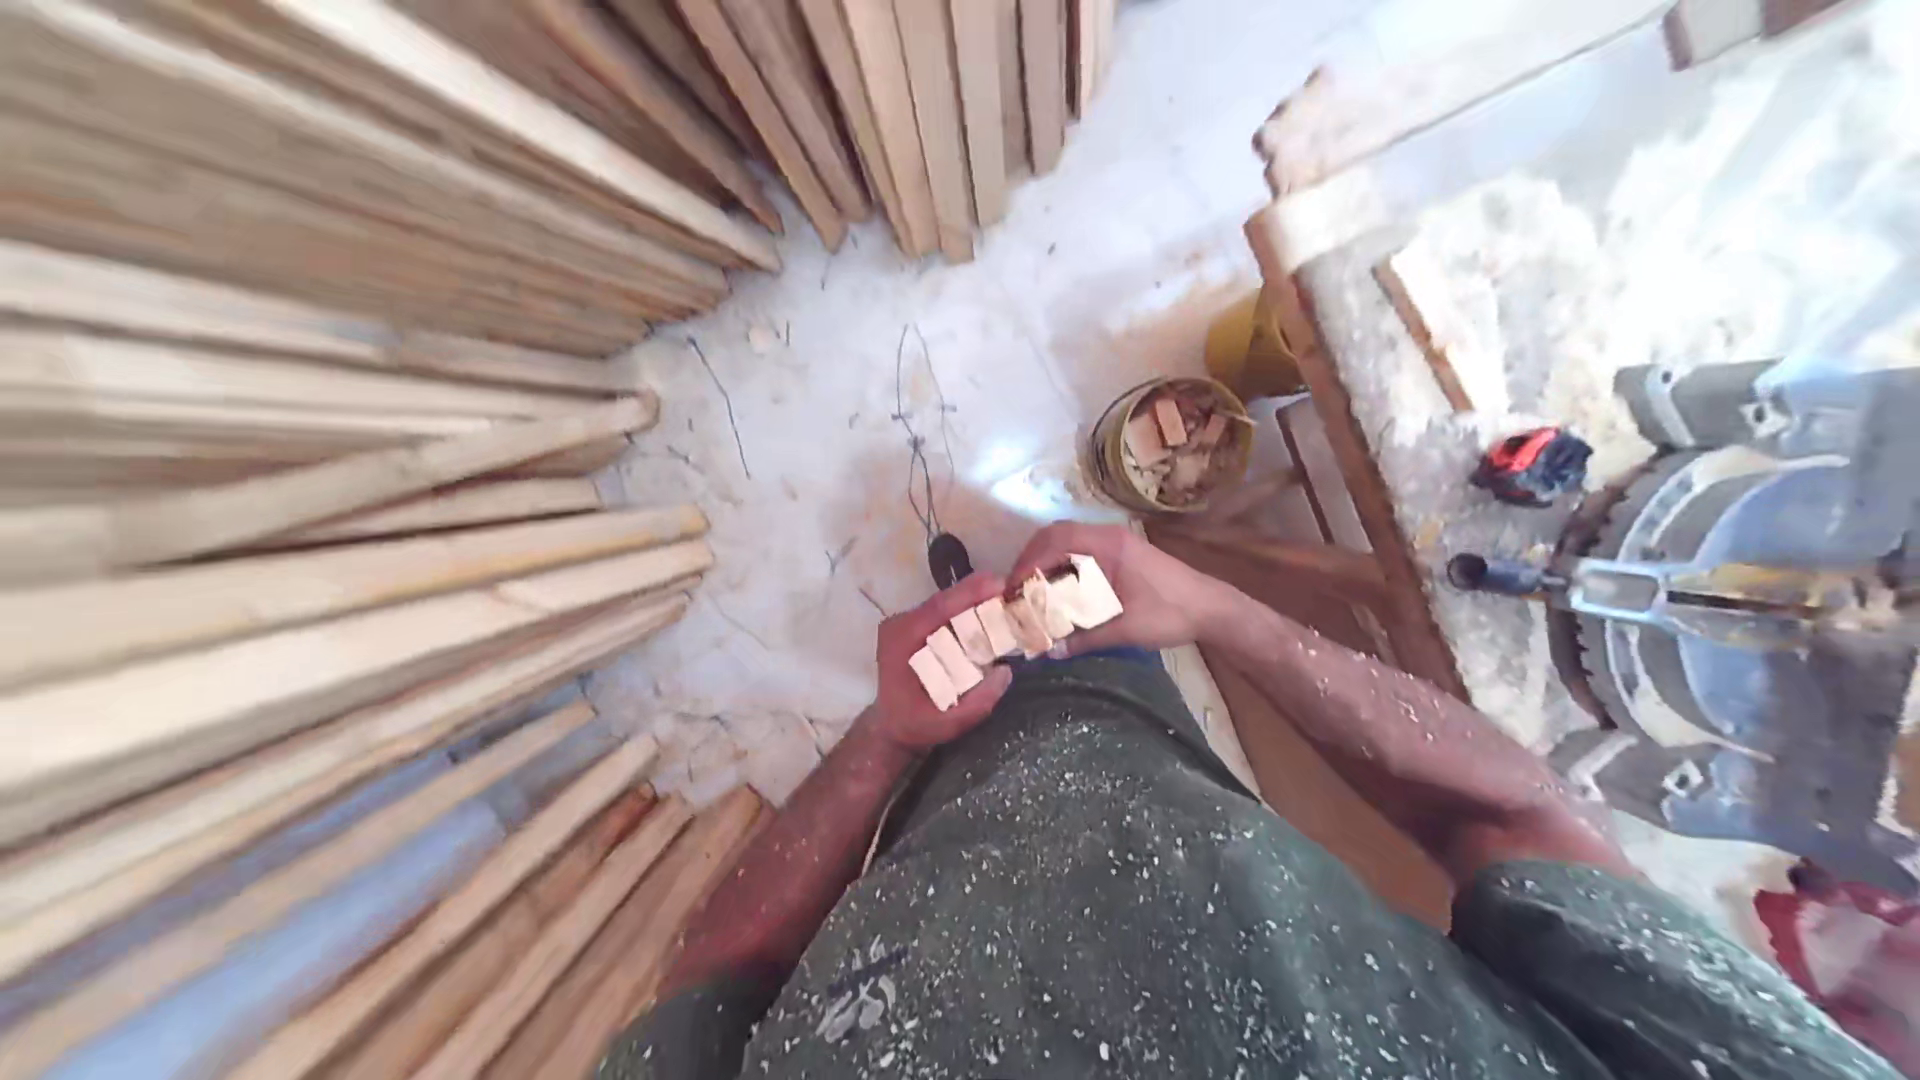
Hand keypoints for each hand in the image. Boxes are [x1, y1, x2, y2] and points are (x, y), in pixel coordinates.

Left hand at [865, 571, 1014, 754]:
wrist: (891, 728)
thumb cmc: (915, 726)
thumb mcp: (946, 724)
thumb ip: (977, 703)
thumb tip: (1005, 672)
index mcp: (901, 640)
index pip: (937, 608)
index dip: (968, 594)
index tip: (998, 584)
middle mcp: (900, 625)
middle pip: (943, 600)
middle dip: (977, 591)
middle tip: (1010, 588)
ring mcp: (906, 623)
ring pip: (944, 603)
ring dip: (974, 599)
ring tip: (1005, 596)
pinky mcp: (916, 627)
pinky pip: (944, 612)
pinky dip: (967, 609)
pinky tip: (989, 610)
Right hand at [1008, 522, 1245, 656]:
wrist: (1212, 608)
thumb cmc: (1171, 614)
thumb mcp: (1126, 629)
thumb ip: (1086, 638)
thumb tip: (1048, 651)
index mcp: (1110, 546)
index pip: (1056, 540)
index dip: (1029, 560)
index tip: (1014, 587)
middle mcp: (1109, 536)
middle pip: (1056, 534)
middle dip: (1030, 558)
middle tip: (1015, 588)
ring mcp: (1114, 542)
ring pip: (1066, 540)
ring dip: (1044, 559)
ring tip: (1029, 588)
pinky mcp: (1119, 552)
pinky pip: (1079, 549)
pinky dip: (1060, 563)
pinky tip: (1056, 588)